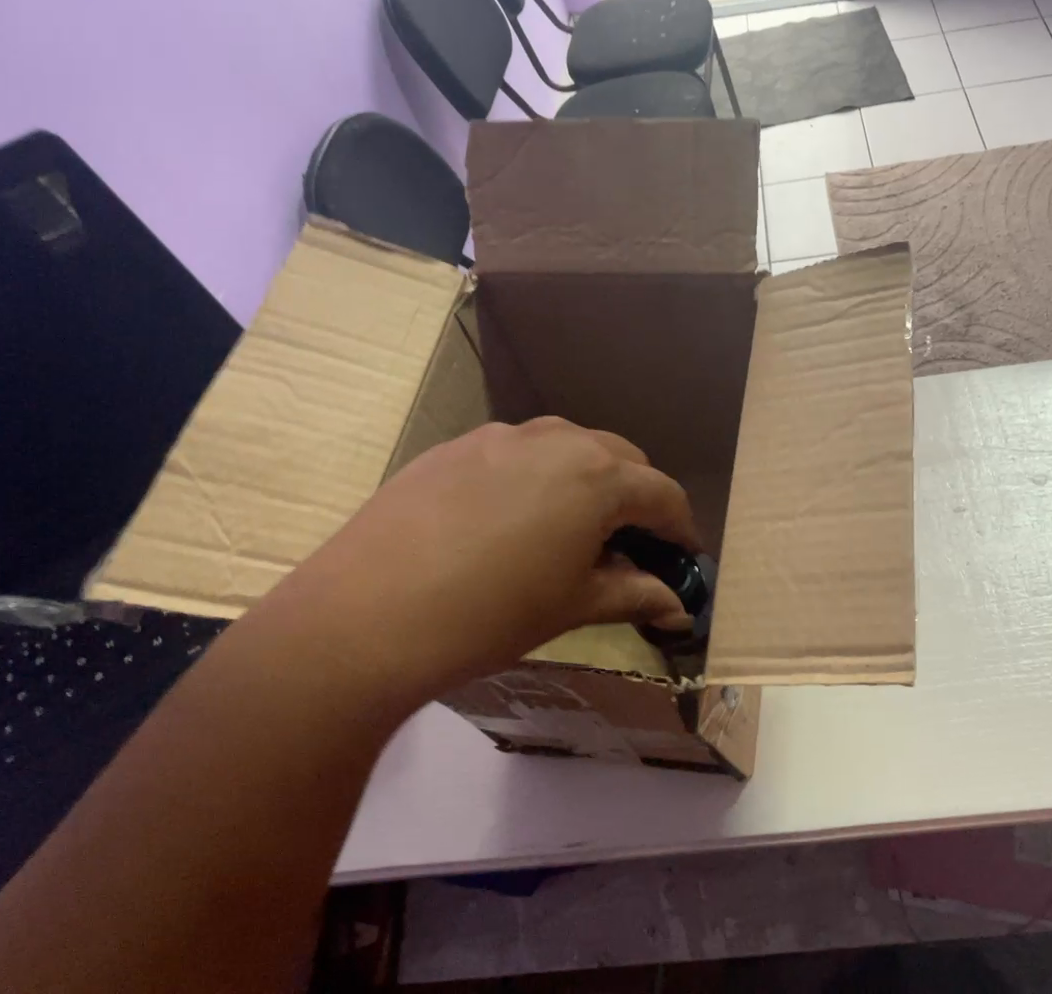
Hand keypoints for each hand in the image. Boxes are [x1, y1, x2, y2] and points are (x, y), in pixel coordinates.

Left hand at [248, 418, 700, 703]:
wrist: (367, 615)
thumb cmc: (492, 615)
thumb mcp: (574, 606)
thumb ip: (634, 595)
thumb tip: (680, 610)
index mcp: (599, 476)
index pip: (664, 496)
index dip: (682, 530)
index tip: (684, 560)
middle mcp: (557, 440)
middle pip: (621, 460)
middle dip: (637, 498)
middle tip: (632, 546)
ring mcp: (500, 436)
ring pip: (567, 446)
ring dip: (587, 479)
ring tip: (573, 528)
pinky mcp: (453, 446)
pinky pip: (516, 452)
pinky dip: (536, 477)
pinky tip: (511, 522)